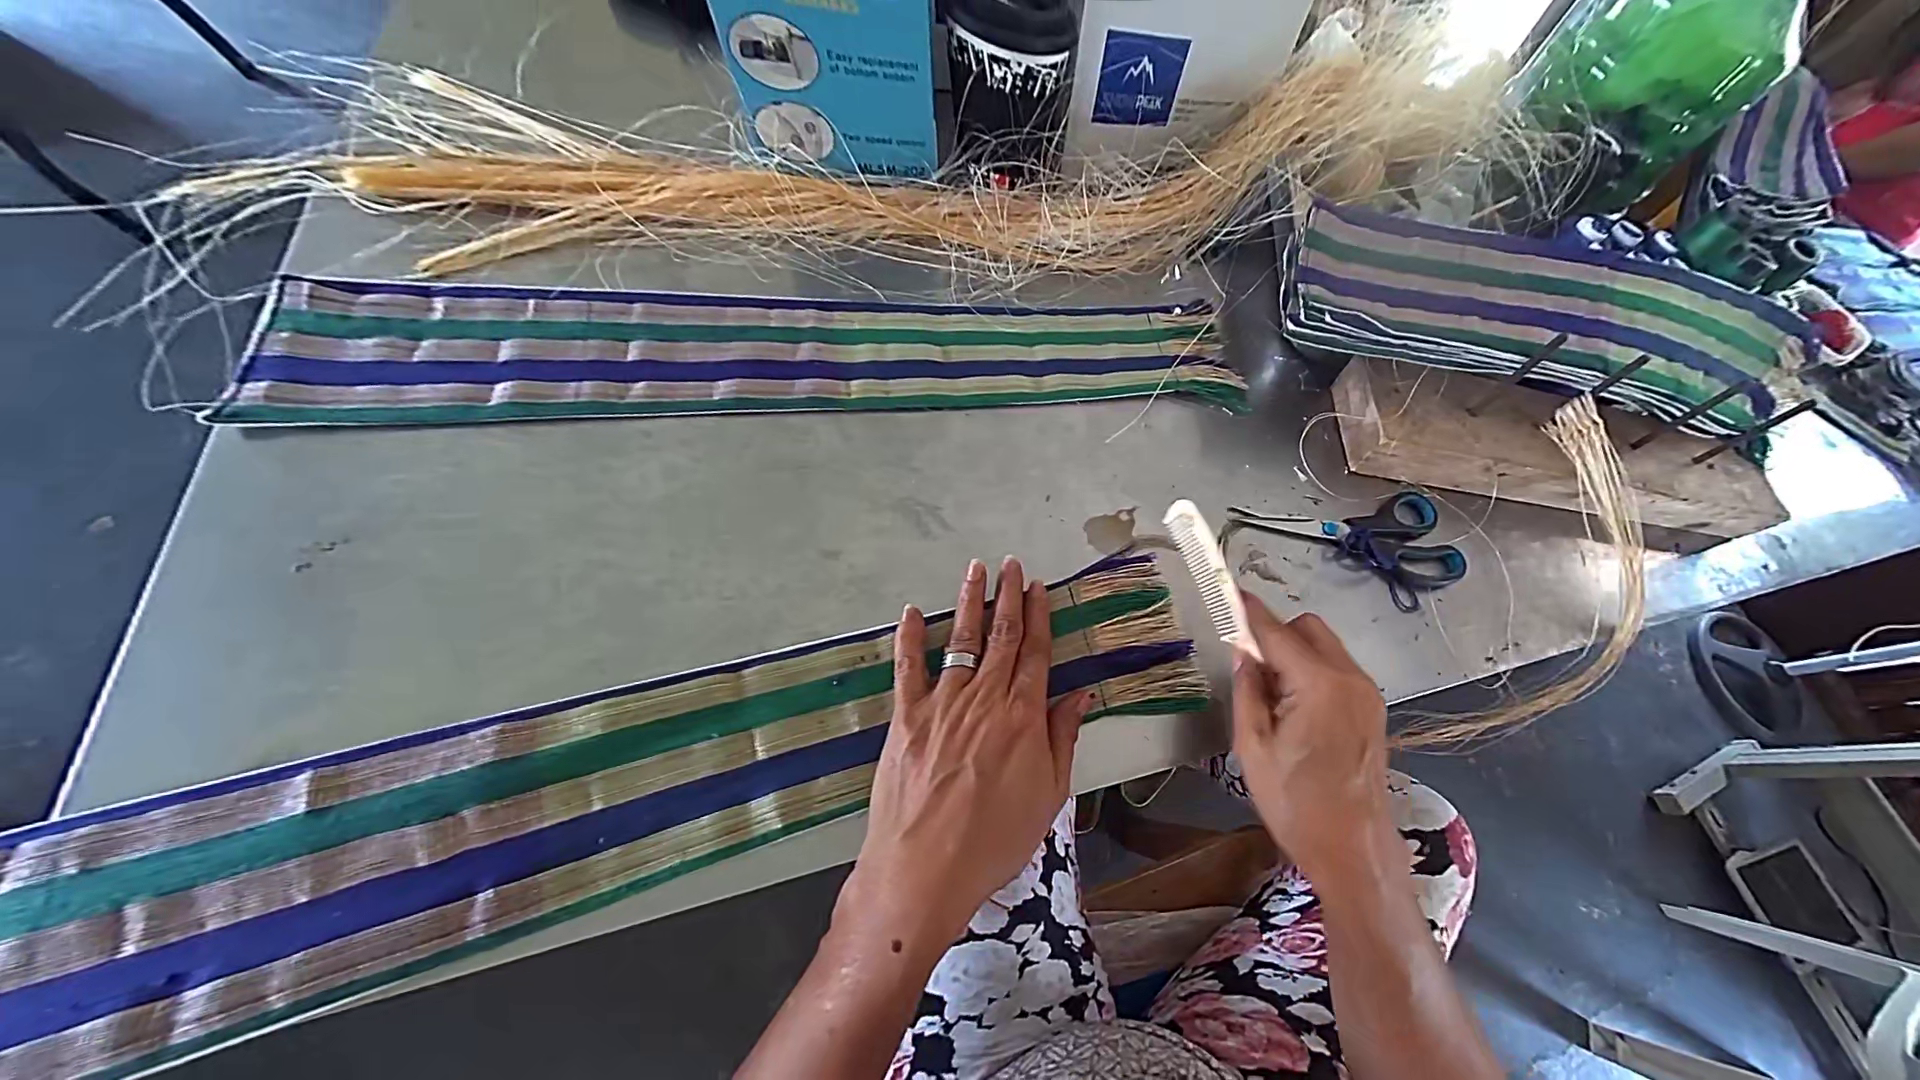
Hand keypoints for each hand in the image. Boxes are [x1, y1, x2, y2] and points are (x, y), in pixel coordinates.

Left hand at [841, 557, 1092, 946]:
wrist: (926, 868)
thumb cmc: (995, 840)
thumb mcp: (1048, 796)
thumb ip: (1062, 738)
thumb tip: (1080, 694)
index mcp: (1022, 717)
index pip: (1035, 654)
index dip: (1038, 616)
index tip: (1038, 587)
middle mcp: (984, 699)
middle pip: (1001, 638)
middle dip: (1008, 597)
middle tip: (1011, 565)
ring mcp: (942, 704)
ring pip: (961, 642)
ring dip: (970, 604)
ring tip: (975, 571)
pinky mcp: (906, 717)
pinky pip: (908, 668)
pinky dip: (910, 638)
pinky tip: (914, 612)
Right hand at [1231, 592, 1392, 881]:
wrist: (1353, 852)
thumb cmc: (1295, 803)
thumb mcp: (1253, 746)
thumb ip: (1247, 689)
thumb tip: (1243, 653)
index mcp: (1321, 685)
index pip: (1277, 633)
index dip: (1249, 611)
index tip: (1228, 590)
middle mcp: (1352, 680)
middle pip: (1309, 628)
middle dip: (1275, 632)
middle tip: (1246, 663)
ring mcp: (1368, 696)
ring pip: (1324, 646)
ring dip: (1293, 652)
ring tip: (1267, 692)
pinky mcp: (1371, 711)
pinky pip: (1335, 669)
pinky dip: (1309, 670)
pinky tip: (1290, 705)